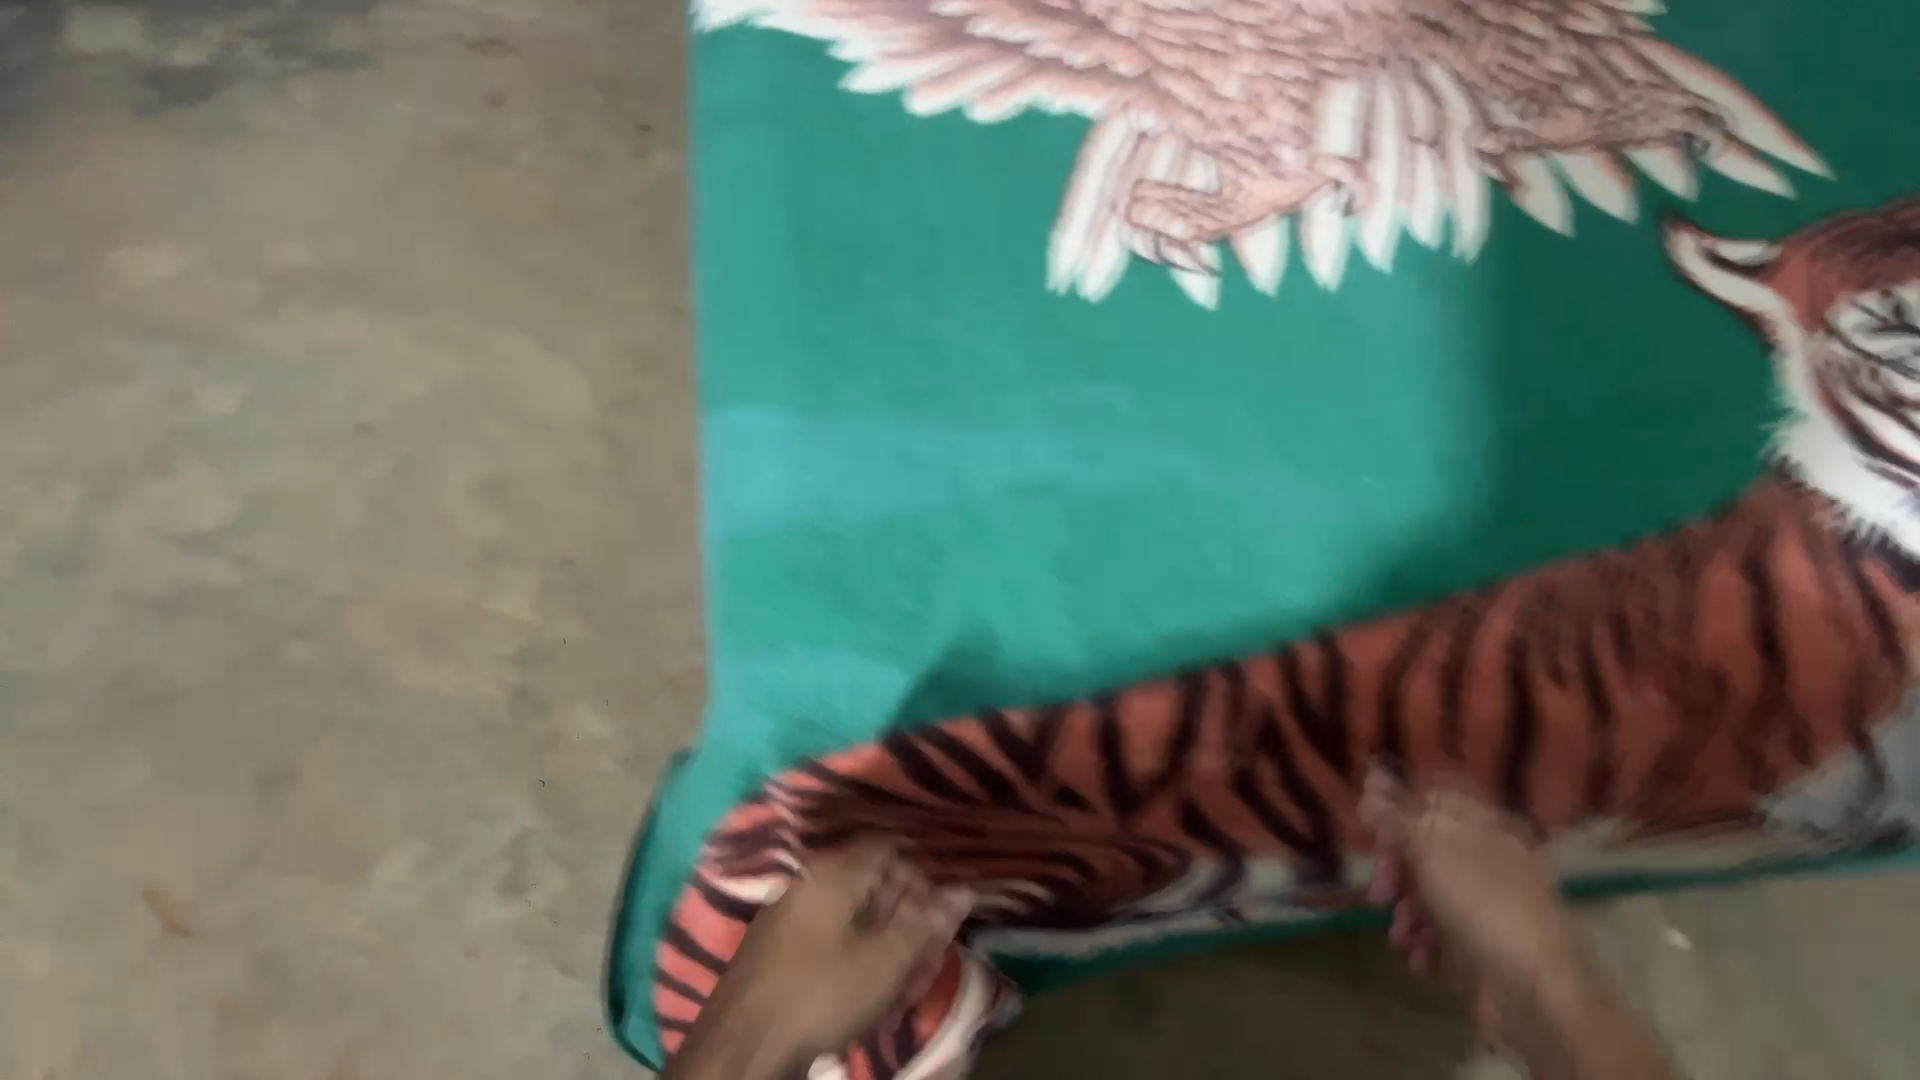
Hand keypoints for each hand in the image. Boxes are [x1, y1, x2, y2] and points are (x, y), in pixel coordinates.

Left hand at [668, 841, 970, 1079]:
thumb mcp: (886, 959)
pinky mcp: (777, 950)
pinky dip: (855, 957)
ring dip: (884, 943)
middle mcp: (809, 881)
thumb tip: (964, 888)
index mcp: (834, 871)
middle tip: (927, 953)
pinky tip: (869, 993)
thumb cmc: (822, 992)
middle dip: (906, 914)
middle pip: (871, 882)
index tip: (941, 903)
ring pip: (852, 916)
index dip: (921, 869)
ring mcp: (788, 915)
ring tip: (904, 982)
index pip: (888, 845)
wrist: (742, 1047)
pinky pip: (829, 939)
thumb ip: (928, 920)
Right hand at [1360, 772, 1589, 1045]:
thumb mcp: (1431, 854)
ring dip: (1406, 912)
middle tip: (1380, 892)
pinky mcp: (1484, 938)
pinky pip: (1443, 926)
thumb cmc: (1482, 907)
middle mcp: (1489, 860)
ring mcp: (1488, 901)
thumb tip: (1370, 781)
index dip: (1398, 809)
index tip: (1370, 827)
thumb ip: (1396, 818)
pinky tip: (1418, 956)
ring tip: (1401, 935)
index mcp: (1487, 829)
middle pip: (1426, 848)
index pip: (1435, 800)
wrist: (1535, 992)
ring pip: (1429, 891)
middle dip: (1396, 871)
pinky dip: (1425, 939)